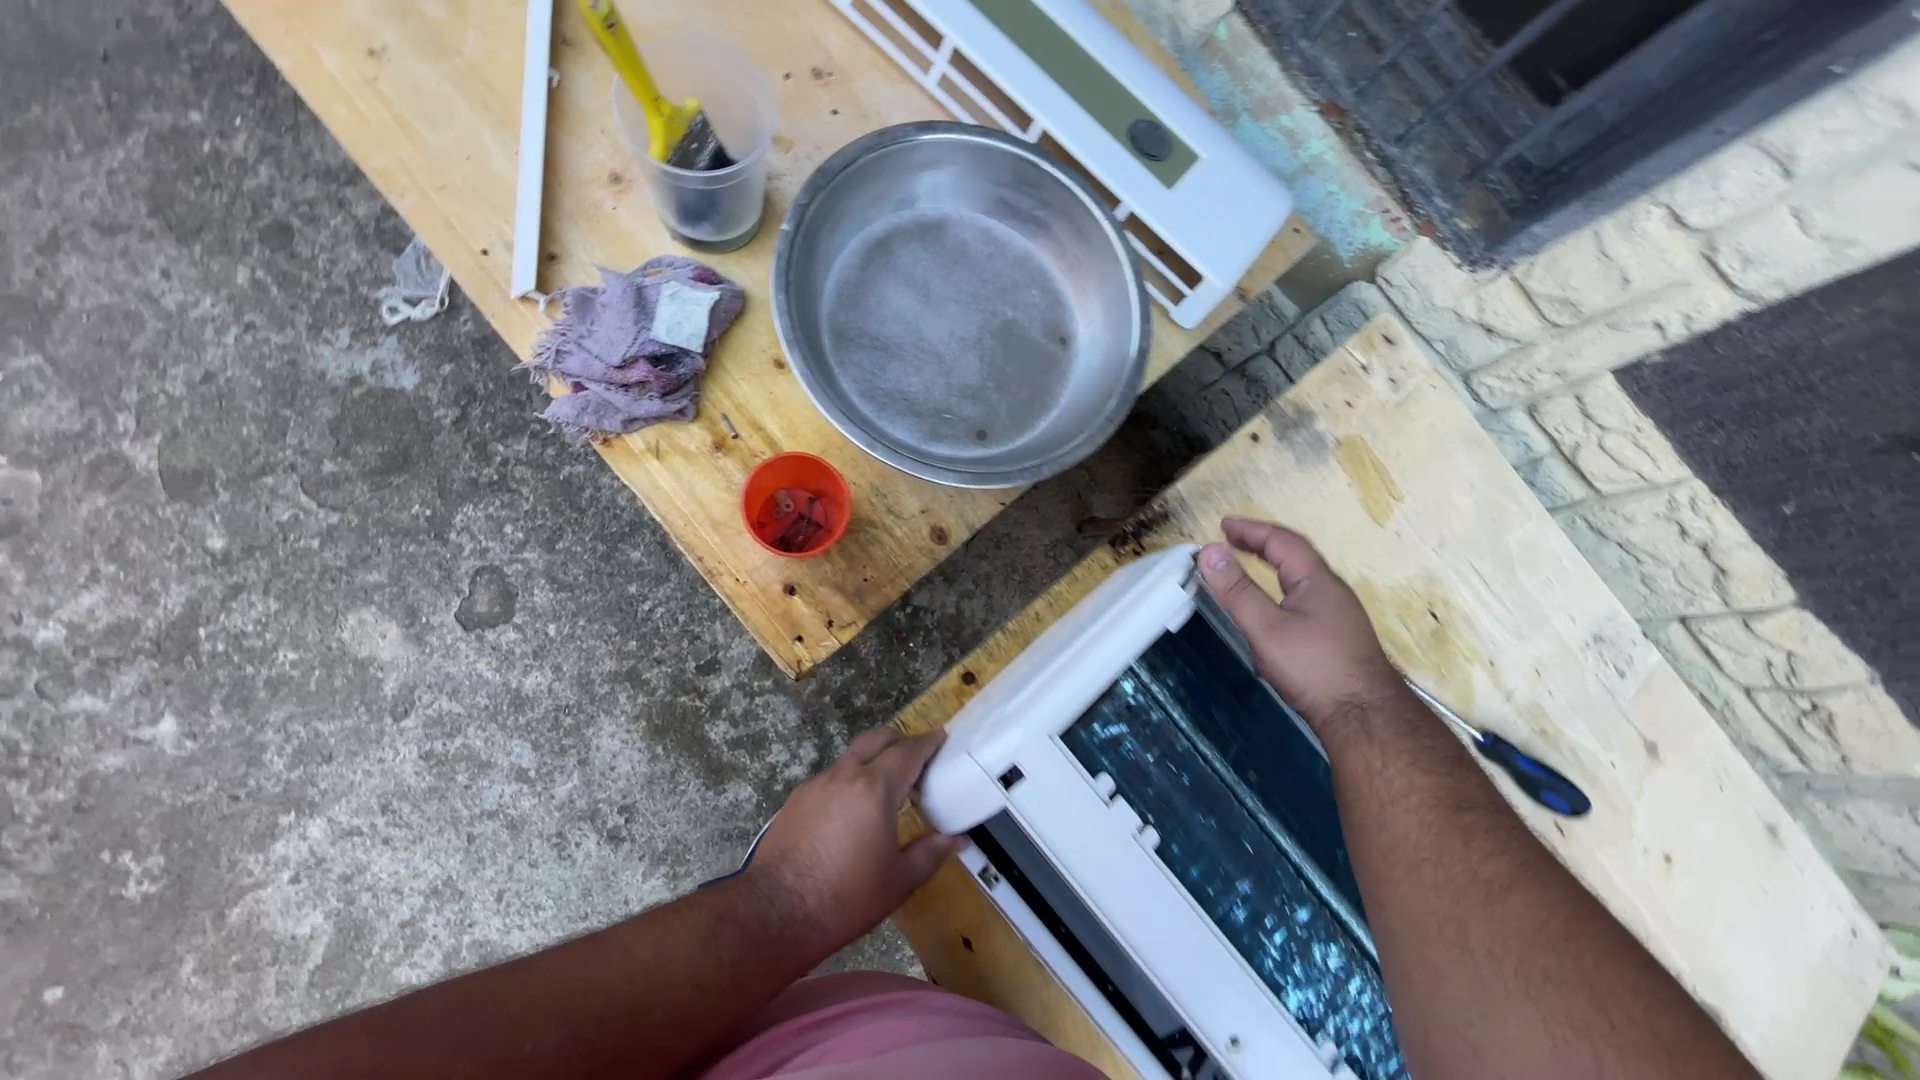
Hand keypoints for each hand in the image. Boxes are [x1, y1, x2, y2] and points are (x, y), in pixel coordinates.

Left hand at [744, 727, 962, 956]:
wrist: (776, 913)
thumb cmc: (846, 897)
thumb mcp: (898, 881)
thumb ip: (930, 854)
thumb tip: (955, 839)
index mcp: (874, 789)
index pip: (907, 752)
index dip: (928, 743)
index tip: (941, 737)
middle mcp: (844, 776)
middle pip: (875, 740)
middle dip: (899, 740)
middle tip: (916, 754)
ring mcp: (815, 786)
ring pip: (849, 759)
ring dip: (871, 762)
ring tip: (884, 788)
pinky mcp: (795, 801)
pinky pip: (829, 780)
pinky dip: (847, 783)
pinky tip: (850, 812)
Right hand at [1198, 518, 1406, 735]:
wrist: (1364, 716)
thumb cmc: (1313, 668)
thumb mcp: (1266, 628)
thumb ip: (1237, 590)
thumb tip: (1209, 551)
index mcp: (1316, 580)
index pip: (1282, 541)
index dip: (1251, 530)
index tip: (1223, 526)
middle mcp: (1331, 590)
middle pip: (1295, 555)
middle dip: (1262, 542)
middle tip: (1231, 539)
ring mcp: (1338, 614)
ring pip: (1302, 577)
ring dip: (1273, 563)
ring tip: (1248, 564)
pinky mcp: (1338, 636)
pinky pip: (1305, 596)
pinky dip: (1281, 585)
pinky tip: (1274, 606)